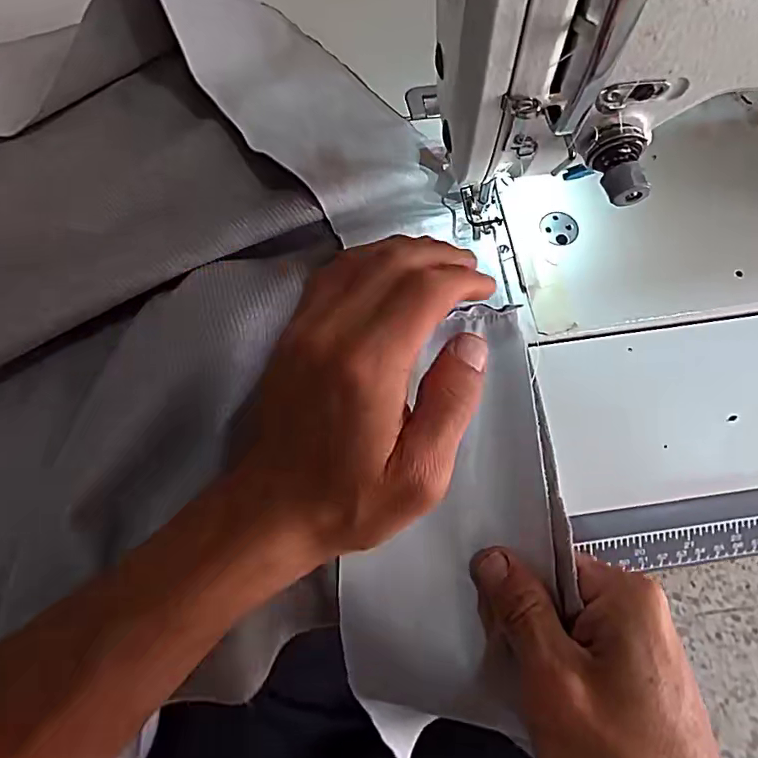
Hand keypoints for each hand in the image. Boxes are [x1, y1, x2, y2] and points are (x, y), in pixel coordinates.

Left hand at [226, 235, 495, 564]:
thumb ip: (452, 404)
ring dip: (405, 251)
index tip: (482, 287)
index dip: (460, 279)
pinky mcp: (293, 331)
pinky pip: (332, 274)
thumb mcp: (421, 476)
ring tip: (438, 261)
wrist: (274, 507)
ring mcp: (306, 328)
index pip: (422, 292)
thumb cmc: (349, 499)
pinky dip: (367, 258)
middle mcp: (333, 334)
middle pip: (393, 264)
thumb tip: (471, 345)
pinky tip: (387, 265)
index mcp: (369, 367)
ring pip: (361, 260)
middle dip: (439, 257)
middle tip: (468, 268)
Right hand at [472, 548, 727, 757]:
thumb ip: (520, 610)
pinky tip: (565, 716)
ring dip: (547, 663)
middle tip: (529, 675)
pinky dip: (566, 683)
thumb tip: (498, 562)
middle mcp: (644, 615)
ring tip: (552, 705)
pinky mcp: (640, 683)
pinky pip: (586, 661)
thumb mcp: (553, 679)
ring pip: (569, 633)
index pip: (550, 561)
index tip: (499, 615)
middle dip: (531, 632)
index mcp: (630, 596)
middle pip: (558, 597)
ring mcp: (644, 651)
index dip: (516, 588)